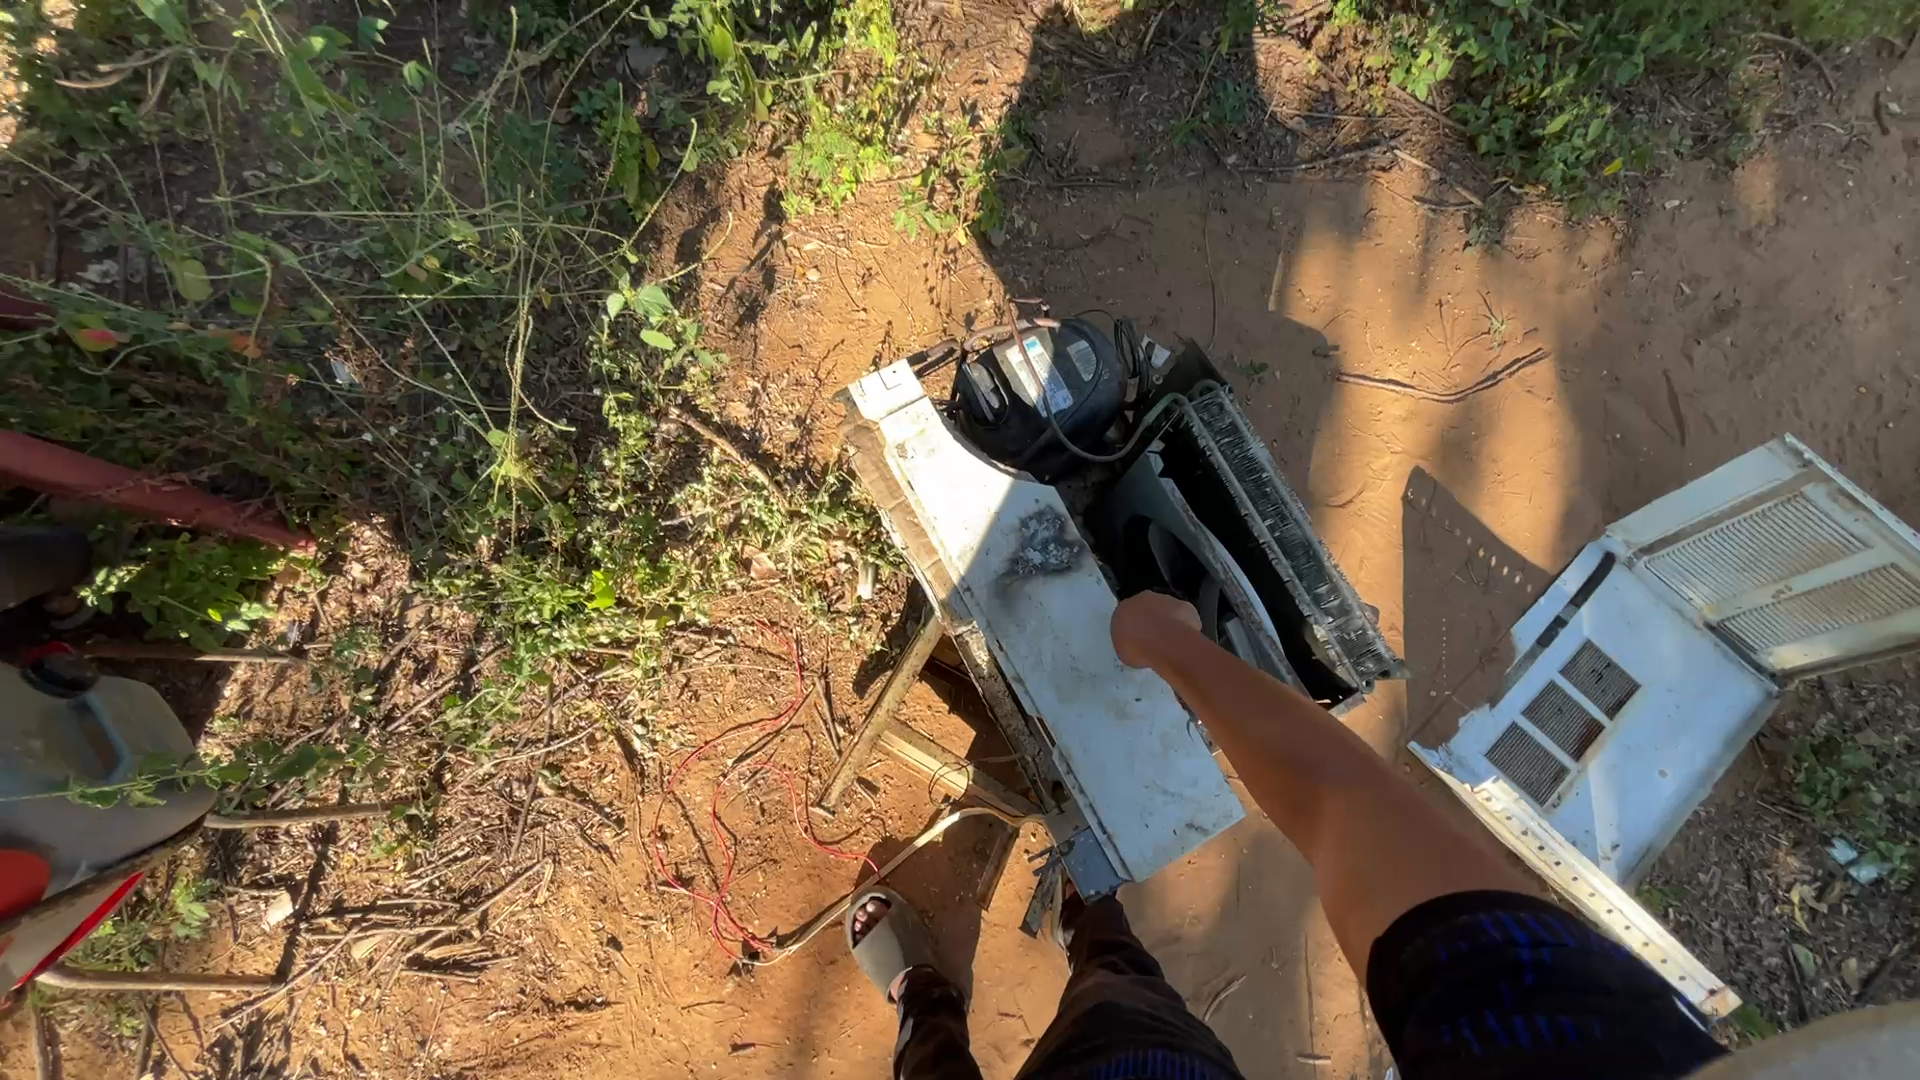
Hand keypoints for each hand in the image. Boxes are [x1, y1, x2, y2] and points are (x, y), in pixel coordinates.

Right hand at [1110, 591, 1201, 669]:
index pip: (1125, 615)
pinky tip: (1182, 640)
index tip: (1136, 641)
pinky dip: (1183, 625)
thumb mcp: (1123, 652)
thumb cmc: (1138, 648)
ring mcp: (1165, 600)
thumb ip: (1127, 642)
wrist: (1164, 643)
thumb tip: (1133, 646)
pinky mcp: (1184, 605)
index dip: (1131, 628)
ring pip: (1165, 610)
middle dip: (1148, 621)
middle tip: (1152, 640)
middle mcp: (1143, 598)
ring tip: (1168, 643)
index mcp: (1123, 608)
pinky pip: (1183, 616)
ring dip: (1166, 622)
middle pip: (1145, 608)